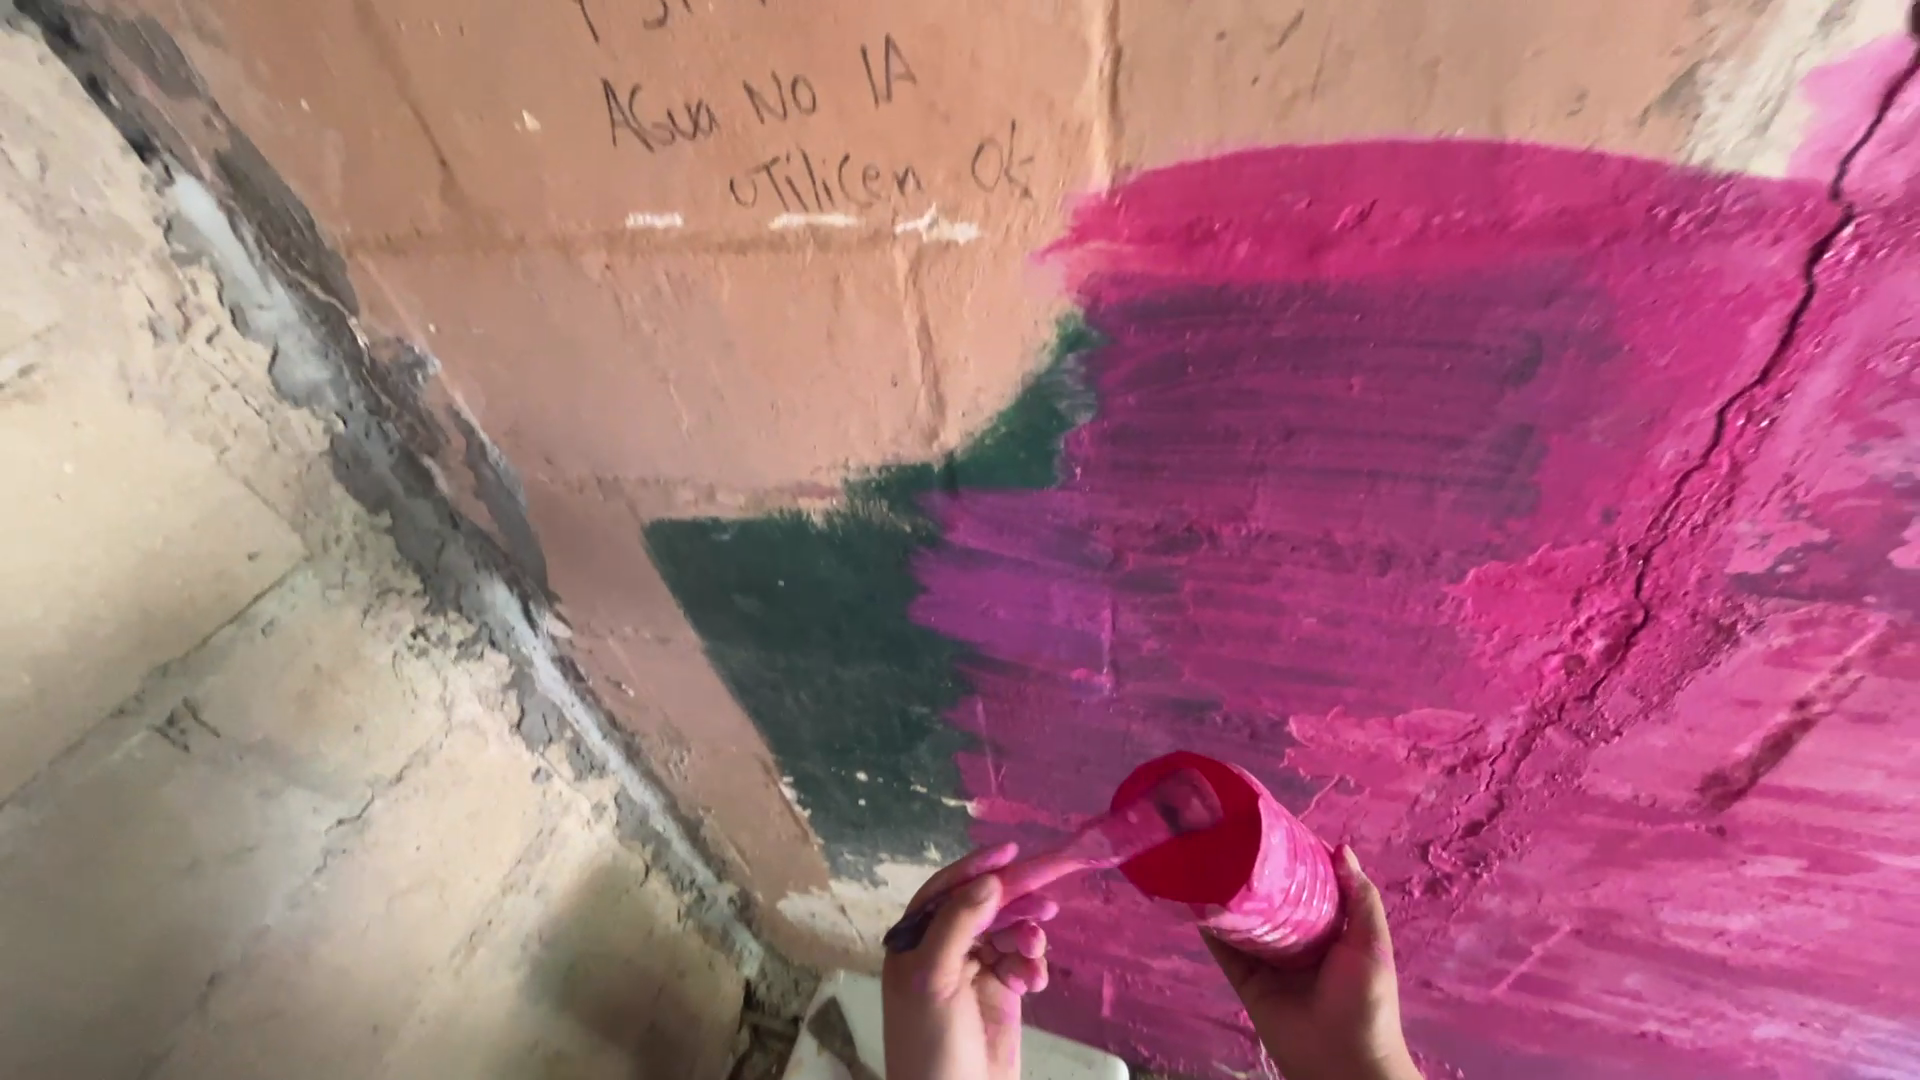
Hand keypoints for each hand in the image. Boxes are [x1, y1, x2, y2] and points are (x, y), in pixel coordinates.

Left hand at [882, 843, 1057, 1079]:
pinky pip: (1021, 962)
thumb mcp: (934, 978)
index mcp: (917, 940)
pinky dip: (1031, 964)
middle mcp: (944, 949)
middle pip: (986, 906)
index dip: (979, 867)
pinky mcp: (1001, 994)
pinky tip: (1033, 977)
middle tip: (1051, 889)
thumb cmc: (931, 1043)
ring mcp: (974, 971)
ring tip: (1037, 943)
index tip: (1012, 850)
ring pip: (1008, 931)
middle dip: (1015, 898)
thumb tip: (989, 880)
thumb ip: (959, 922)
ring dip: (1026, 932)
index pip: (949, 889)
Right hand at [1204, 846, 1420, 1079]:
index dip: (1288, 858)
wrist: (1344, 1064)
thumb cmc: (1366, 1002)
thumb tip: (1341, 848)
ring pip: (1240, 918)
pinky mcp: (1244, 977)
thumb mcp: (1372, 945)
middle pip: (1267, 898)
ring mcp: (1266, 958)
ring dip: (1224, 893)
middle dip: (1250, 872)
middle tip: (1227, 836)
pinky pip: (1222, 946)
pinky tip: (1192, 898)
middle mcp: (1293, 939)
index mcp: (1326, 930)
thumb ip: (1360, 899)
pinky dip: (1207, 924)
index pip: (1303, 885)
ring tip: (1202, 858)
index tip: (1267, 826)